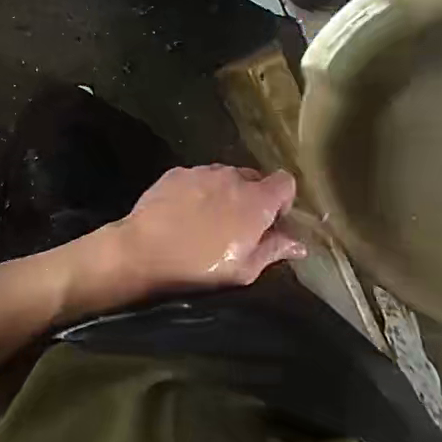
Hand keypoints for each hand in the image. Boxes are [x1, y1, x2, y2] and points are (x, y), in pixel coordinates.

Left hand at [94, 165, 304, 306]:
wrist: (142, 252)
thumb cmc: (200, 267)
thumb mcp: (244, 270)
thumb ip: (274, 250)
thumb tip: (299, 243)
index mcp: (256, 200)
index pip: (285, 182)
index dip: (282, 201)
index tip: (270, 221)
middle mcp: (232, 177)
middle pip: (254, 178)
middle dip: (252, 198)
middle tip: (237, 227)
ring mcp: (202, 171)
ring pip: (224, 177)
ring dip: (224, 194)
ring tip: (207, 222)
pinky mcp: (176, 173)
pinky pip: (197, 178)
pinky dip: (198, 192)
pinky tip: (183, 215)